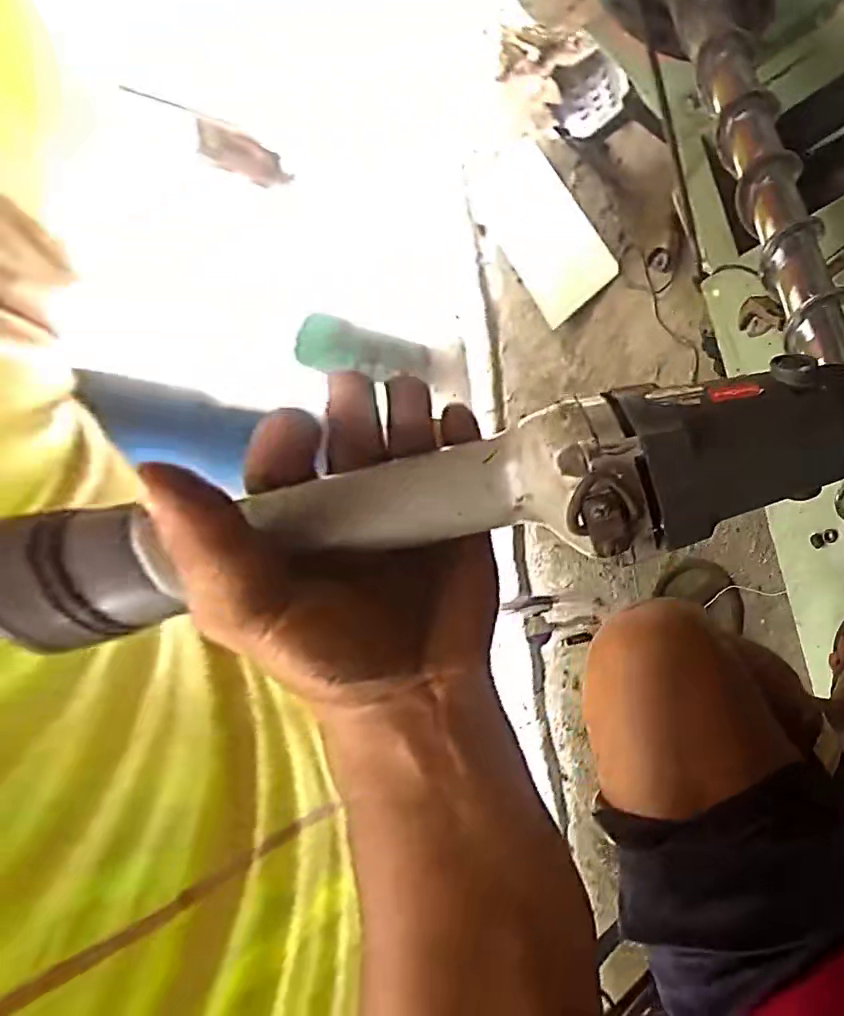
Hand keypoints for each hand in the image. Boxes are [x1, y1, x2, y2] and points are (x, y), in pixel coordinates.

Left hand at [139, 373, 497, 716]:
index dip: (289, 438)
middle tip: (358, 383)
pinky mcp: (463, 521)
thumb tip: (156, 468)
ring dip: (410, 416)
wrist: (416, 684)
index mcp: (294, 526)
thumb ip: (208, 544)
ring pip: (409, 451)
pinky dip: (463, 442)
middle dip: (355, 411)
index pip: (287, 466)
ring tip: (412, 390)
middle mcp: (353, 511)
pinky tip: (457, 420)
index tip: (299, 423)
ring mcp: (413, 513)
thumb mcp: (248, 607)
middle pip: (353, 447)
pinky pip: (462, 473)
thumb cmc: (325, 652)